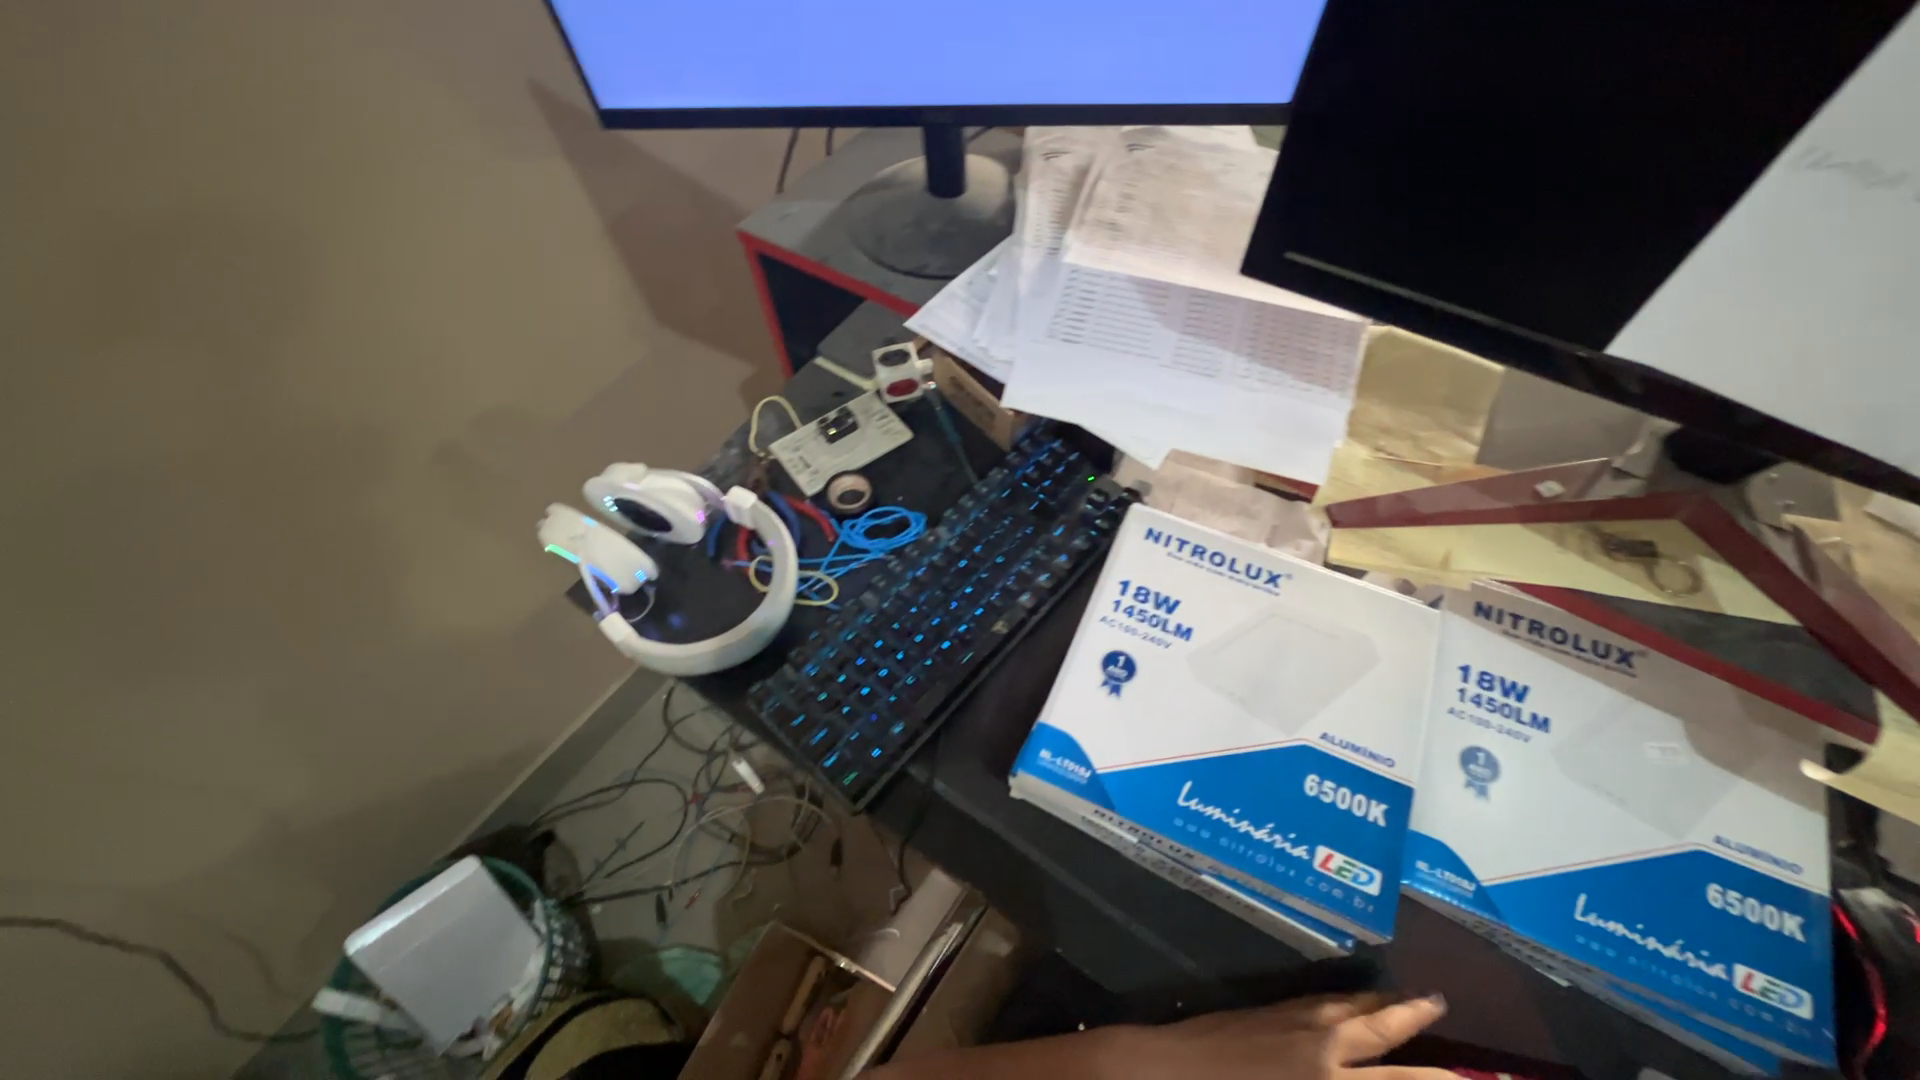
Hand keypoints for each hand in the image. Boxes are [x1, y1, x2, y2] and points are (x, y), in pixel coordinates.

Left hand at [1106, 994, 1454, 1079]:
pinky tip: (1341, 1001)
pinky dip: (1339, 999)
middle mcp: (1320, 1049)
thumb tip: (1350, 1076)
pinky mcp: (1264, 1010)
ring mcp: (1290, 1023)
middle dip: (1410, 1016)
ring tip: (1402, 995)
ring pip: (1345, 1007)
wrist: (1169, 1072)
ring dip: (1376, 1000)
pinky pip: (1314, 1001)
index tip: (1468, 1077)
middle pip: (1375, 1027)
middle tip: (1438, 999)